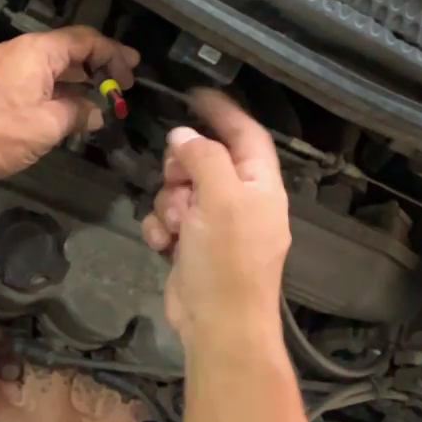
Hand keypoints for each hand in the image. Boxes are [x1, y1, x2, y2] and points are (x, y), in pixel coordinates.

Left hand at [0, 26, 138, 182]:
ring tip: (100, 100)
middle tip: (122, 86)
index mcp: (38, 51)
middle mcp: (21, 51)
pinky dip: (57, 89)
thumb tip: (96, 112)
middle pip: (69, 50)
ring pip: (51, 67)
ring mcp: (4, 67)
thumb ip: (77, 114)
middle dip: (98, 67)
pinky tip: (67, 108)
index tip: (133, 71)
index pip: (86, 40)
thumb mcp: (47, 125)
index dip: (113, 54)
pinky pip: (35, 79)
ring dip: (78, 81)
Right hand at [140, 90, 290, 349]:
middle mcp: (240, 202)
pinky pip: (169, 220)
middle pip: (205, 161)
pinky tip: (163, 244)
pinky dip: (161, 228)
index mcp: (260, 186)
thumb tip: (184, 137)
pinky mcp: (191, 247)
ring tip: (175, 225)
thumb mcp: (222, 198)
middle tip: (175, 178)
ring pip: (181, 191)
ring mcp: (215, 226)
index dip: (224, 113)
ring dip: (169, 202)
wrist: (219, 327)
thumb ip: (204, 158)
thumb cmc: (228, 261)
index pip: (246, 135)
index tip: (196, 95)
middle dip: (183, 167)